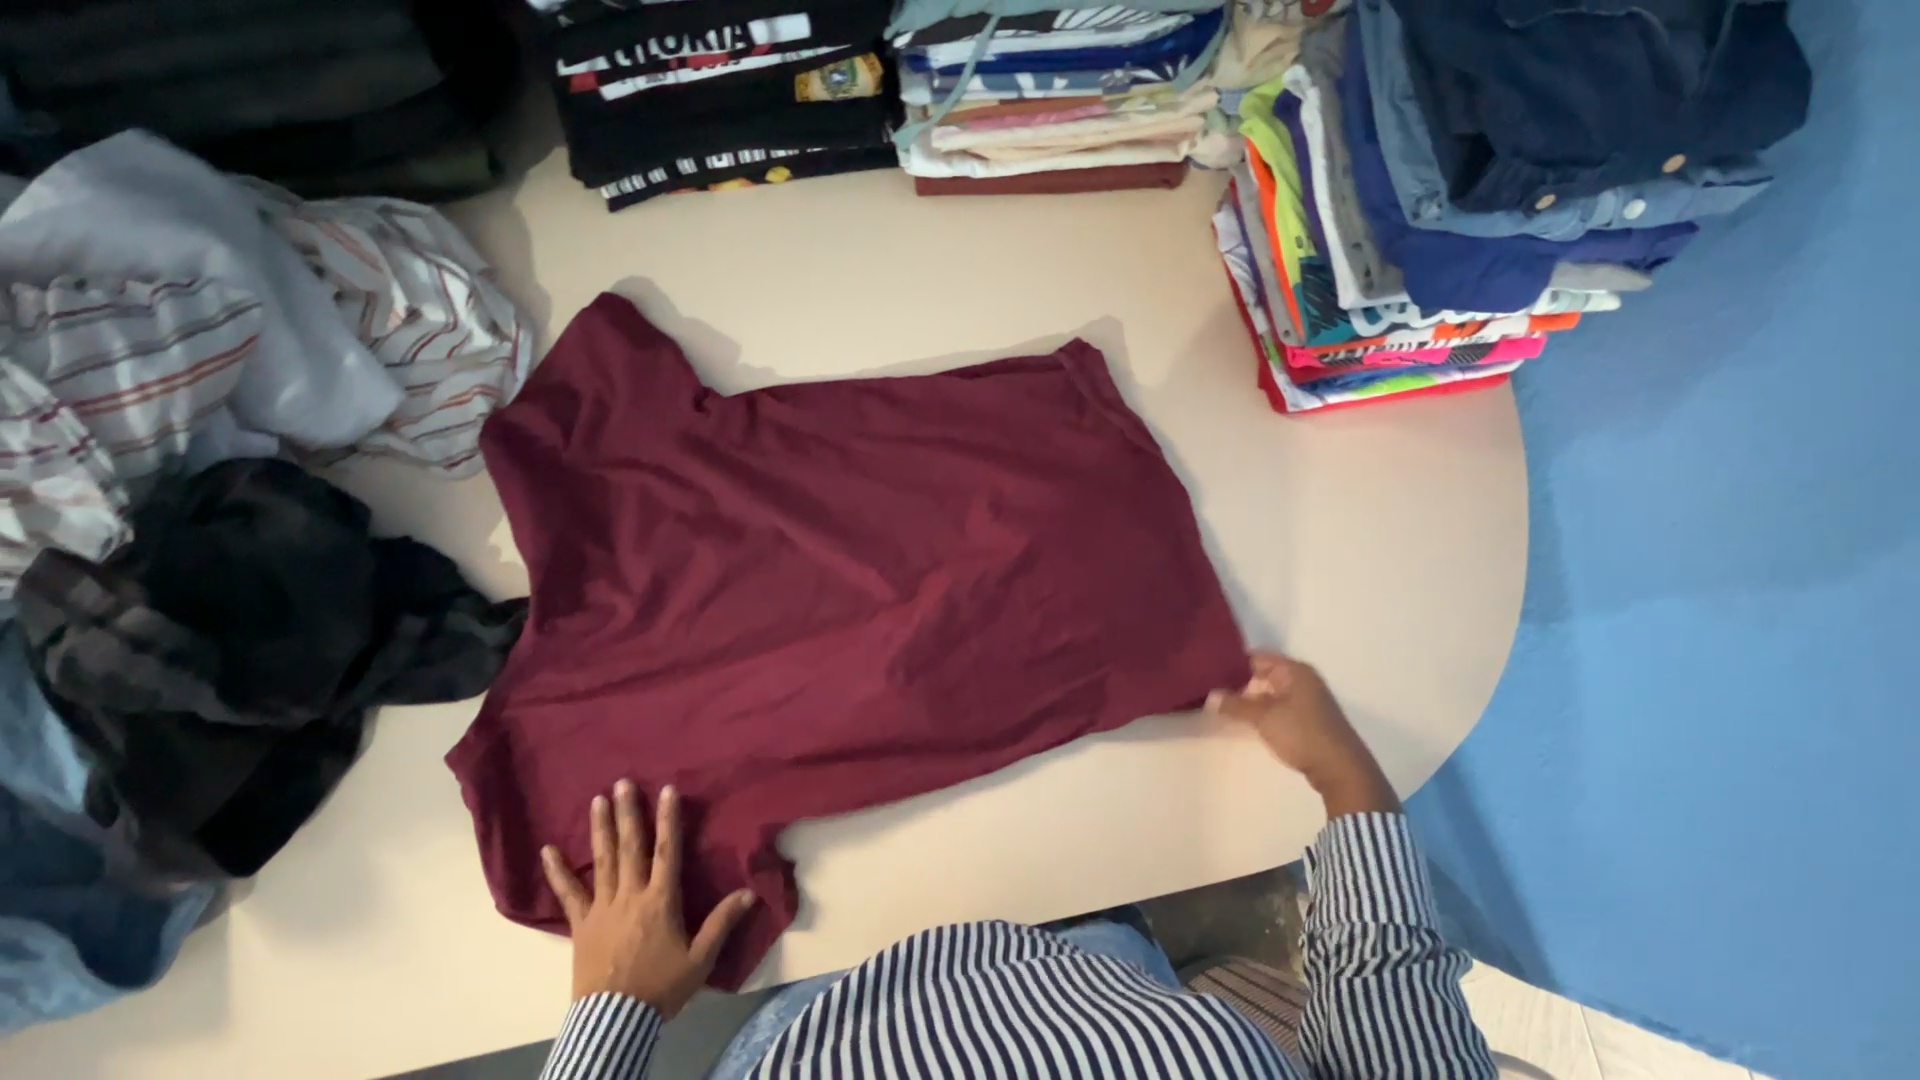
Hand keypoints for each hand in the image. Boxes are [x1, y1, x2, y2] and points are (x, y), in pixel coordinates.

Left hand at [541, 780, 756, 1016]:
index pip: (667, 851)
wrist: (616, 1020)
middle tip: (623, 783)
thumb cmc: (661, 987)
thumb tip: (750, 892)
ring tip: (597, 800)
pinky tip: (547, 852)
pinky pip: (568, 894)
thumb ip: (722, 922)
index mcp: (660, 900)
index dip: (668, 820)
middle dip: (628, 813)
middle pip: (630, 847)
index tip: (667, 790)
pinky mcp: (581, 925)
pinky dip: (557, 872)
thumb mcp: (700, 958)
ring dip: (600, 829)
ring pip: (602, 861)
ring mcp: (602, 908)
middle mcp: (630, 895)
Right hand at [1207, 652, 1400, 815]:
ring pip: (1268, 691)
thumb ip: (1236, 705)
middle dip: (1236, 682)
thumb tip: (1210, 696)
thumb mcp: (1264, 718)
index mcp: (1294, 671)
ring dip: (1247, 698)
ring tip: (1219, 703)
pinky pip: (1276, 705)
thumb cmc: (1303, 734)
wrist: (1340, 768)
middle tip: (1209, 689)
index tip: (1207, 672)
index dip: (1231, 663)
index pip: (1255, 657)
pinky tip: (1242, 718)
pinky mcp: (1305, 717)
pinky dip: (1260, 709)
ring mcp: (1305, 699)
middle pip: (1261, 674)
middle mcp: (1301, 679)